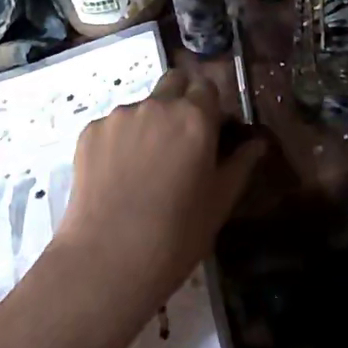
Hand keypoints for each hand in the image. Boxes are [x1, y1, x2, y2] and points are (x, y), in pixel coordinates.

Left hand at [54, 68, 264, 304]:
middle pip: (174, 82)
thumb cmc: (176, 234)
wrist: (105, 265)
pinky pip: (112, 126)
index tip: (208, 132)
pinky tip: (115, 176)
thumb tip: (258, 143)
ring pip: (142, 106)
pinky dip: (118, 141)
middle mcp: (159, 105)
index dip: (209, 106)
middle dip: (179, 100)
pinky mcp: (89, 133)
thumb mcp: (220, 200)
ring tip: (141, 166)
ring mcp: (121, 116)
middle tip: (177, 139)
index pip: (208, 87)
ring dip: (147, 123)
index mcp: (196, 116)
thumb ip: (242, 163)